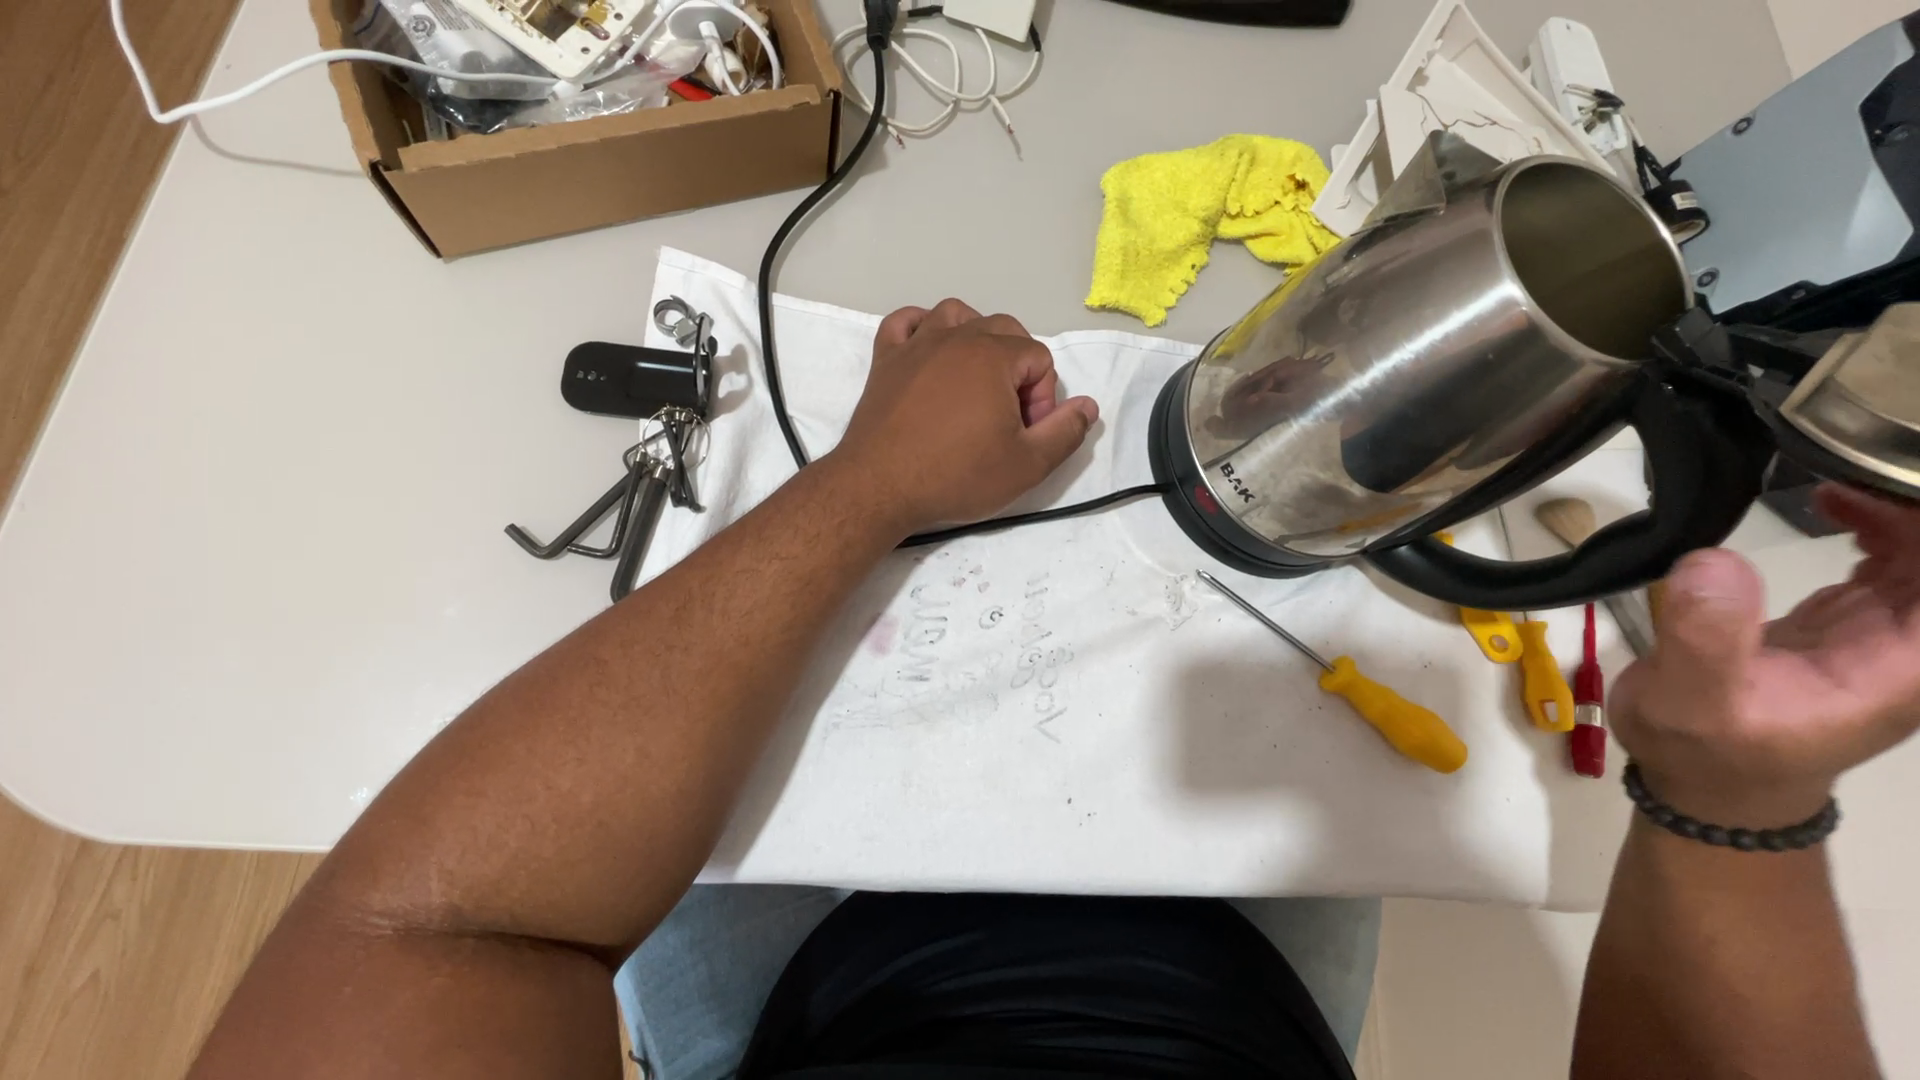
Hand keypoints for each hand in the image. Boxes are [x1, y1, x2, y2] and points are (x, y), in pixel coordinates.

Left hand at [827, 298, 1099, 535]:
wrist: (880, 487)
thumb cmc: (956, 476)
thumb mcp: (1026, 465)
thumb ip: (1064, 432)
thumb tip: (1088, 405)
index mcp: (994, 356)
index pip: (1040, 358)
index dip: (1042, 398)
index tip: (1024, 433)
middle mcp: (957, 337)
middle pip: (1003, 330)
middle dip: (1016, 368)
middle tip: (1005, 416)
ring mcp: (917, 344)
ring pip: (957, 315)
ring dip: (975, 340)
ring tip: (975, 383)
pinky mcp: (885, 359)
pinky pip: (905, 322)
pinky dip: (921, 329)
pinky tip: (929, 355)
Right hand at [1612, 485, 1919, 826]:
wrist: (1706, 785)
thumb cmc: (1706, 748)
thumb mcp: (1695, 699)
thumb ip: (1709, 636)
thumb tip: (1714, 558)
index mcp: (1911, 657)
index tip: (1890, 465)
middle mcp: (1919, 639)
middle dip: (1913, 492)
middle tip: (1853, 444)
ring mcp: (1890, 629)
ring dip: (1901, 501)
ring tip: (1836, 460)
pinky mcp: (1851, 621)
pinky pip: (1895, 557)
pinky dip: (1877, 519)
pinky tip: (1832, 497)